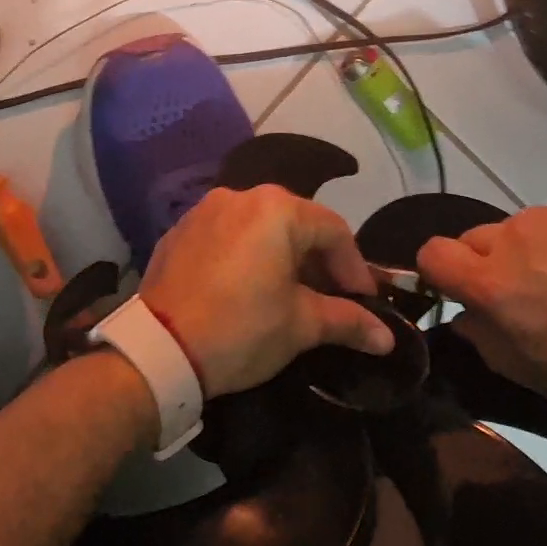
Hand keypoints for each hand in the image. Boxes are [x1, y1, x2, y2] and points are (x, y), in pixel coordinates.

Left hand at [138, 186, 395, 396]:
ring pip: (259, 227)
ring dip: (282, 257)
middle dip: (319, 262)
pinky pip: (226, 236)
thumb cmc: (241, 330)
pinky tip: (247, 289)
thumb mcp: (301, 327)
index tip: (366, 304)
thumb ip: (347, 321)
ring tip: (291, 296)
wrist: (159, 349)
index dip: (355, 268)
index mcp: (275, 208)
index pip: (333, 230)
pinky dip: (245, 256)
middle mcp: (239, 196)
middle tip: (332, 301)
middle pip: (295, 223)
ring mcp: (203, 210)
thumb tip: (386, 337)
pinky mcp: (178, 232)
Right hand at [417, 197, 546, 441]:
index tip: (465, 303)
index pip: (432, 256)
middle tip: (536, 308)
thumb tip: (470, 321)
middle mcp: (525, 235)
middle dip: (491, 270)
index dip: (438, 279)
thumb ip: (495, 347)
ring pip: (527, 230)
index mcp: (502, 284)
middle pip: (477, 240)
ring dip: (538, 256)